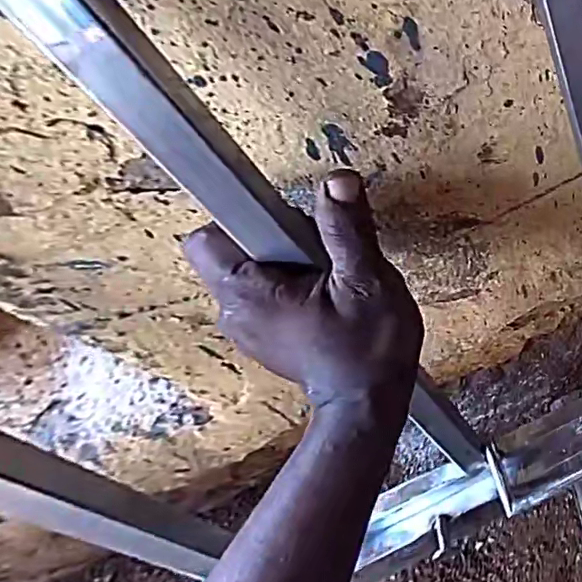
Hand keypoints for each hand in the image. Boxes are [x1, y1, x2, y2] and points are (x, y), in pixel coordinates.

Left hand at [182, 170, 422, 427]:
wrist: (371, 400)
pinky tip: (331, 302)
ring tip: (336, 285)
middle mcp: (232, 309)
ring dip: (293, 266)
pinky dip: (296, 288)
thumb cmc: (370, 345)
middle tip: (331, 260)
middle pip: (237, 249)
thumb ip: (346, 229)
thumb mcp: (367, 280)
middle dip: (284, 242)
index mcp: (247, 291)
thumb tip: (338, 180)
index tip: (297, 227)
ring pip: (256, 271)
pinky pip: (268, 294)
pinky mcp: (264, 335)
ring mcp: (245, 326)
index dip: (252, 220)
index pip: (210, 235)